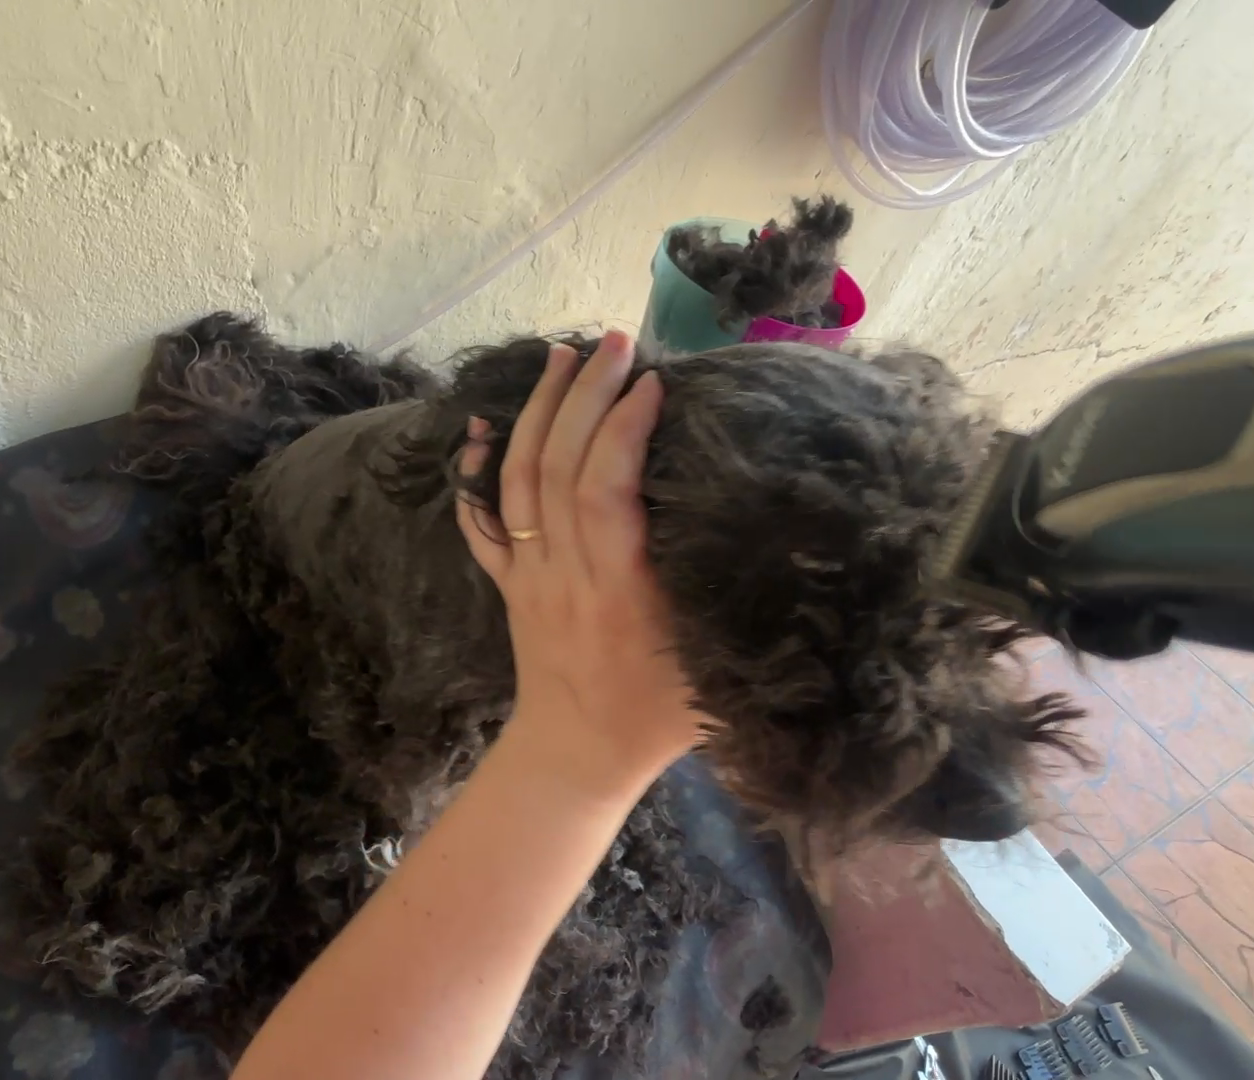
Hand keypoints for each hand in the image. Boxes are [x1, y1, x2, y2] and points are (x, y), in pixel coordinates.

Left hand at [455, 330, 703, 795]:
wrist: (573, 758)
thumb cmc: (655, 720)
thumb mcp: (714, 668)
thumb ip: (733, 605)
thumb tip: (777, 539)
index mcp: (616, 588)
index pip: (606, 489)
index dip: (622, 429)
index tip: (652, 382)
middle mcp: (562, 570)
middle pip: (558, 467)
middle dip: (582, 396)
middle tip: (611, 342)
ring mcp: (526, 574)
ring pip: (517, 481)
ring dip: (535, 413)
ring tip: (558, 358)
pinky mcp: (507, 584)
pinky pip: (480, 523)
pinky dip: (476, 473)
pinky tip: (479, 428)